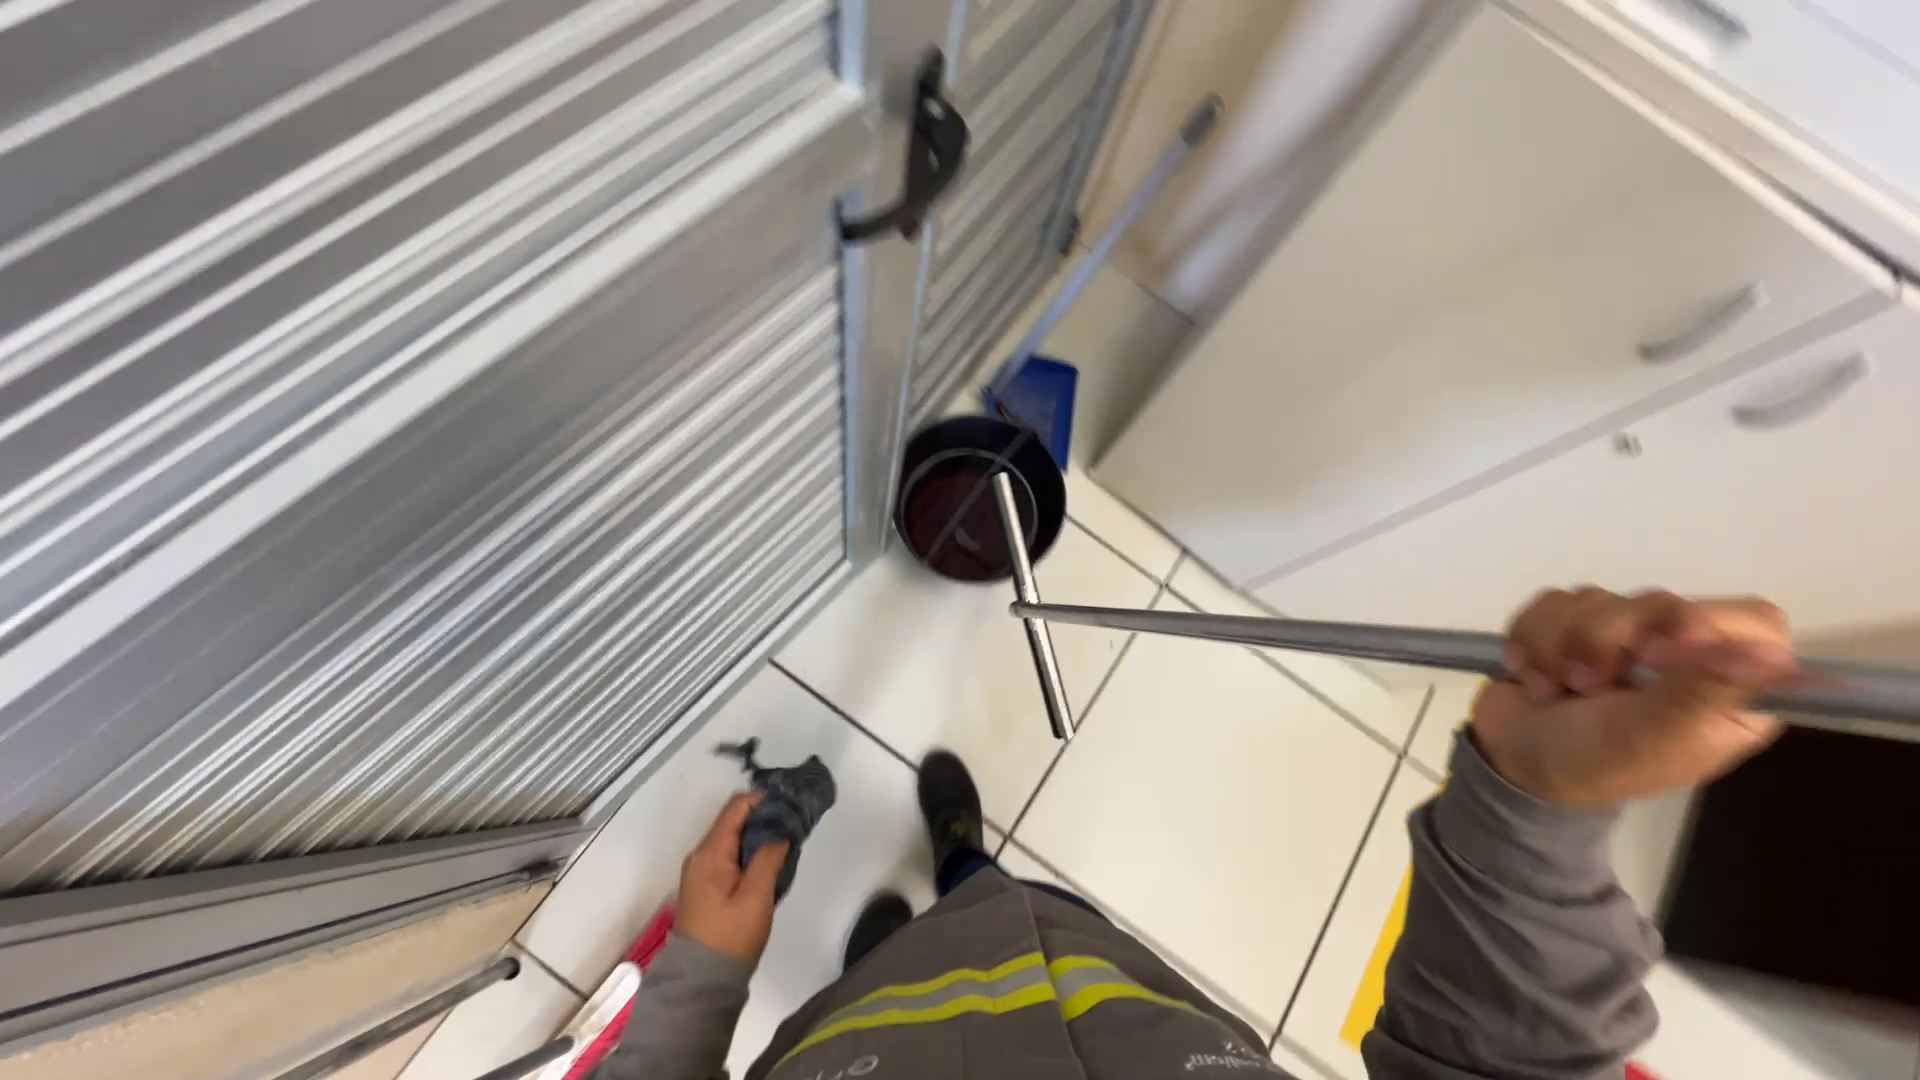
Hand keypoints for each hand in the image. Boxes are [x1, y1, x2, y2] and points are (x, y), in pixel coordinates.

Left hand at [676, 793, 788, 963]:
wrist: (701, 981)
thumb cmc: (731, 936)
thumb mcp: (756, 896)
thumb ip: (768, 858)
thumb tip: (780, 833)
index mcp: (710, 853)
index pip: (736, 807)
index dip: (763, 800)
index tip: (790, 806)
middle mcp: (700, 855)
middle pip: (733, 820)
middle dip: (764, 817)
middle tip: (794, 824)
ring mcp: (700, 871)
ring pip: (732, 838)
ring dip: (757, 835)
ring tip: (786, 842)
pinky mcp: (705, 885)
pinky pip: (728, 855)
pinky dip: (748, 851)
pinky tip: (768, 862)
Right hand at [1471, 587, 1797, 805]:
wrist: (1512, 764)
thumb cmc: (1595, 763)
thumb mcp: (1653, 737)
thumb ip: (1703, 693)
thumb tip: (1774, 658)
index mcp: (1728, 686)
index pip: (1750, 621)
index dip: (1699, 625)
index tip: (1651, 655)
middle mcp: (1683, 654)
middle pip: (1656, 603)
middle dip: (1600, 641)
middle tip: (1586, 686)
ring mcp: (1622, 636)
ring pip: (1592, 599)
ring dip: (1556, 647)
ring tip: (1554, 690)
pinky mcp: (1569, 624)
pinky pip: (1550, 601)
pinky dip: (1529, 640)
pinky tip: (1533, 674)